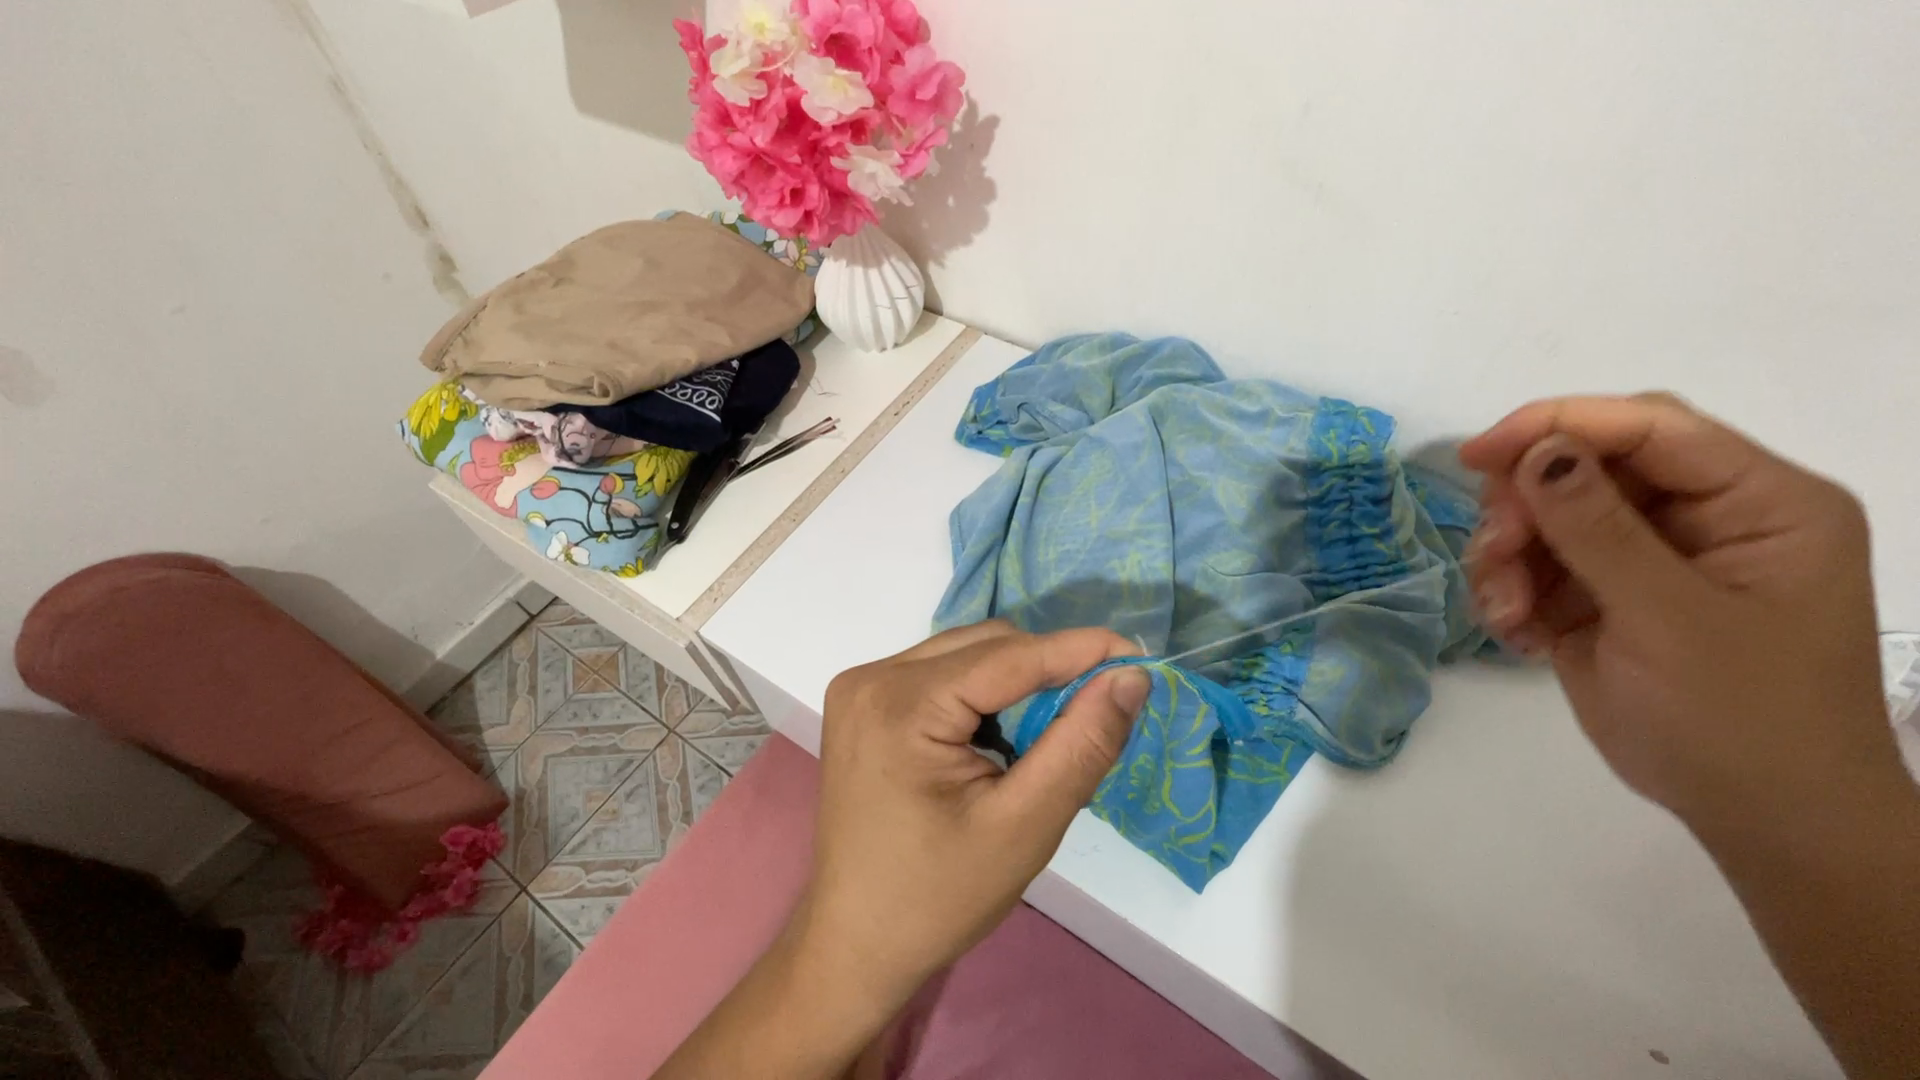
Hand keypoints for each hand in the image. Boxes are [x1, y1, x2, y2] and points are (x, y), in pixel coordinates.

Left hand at [797, 621, 1150, 1003]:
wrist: (856, 942)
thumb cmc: (939, 896)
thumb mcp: (1025, 826)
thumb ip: (1081, 745)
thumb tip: (1130, 677)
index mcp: (900, 704)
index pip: (1008, 655)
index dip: (1080, 650)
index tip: (1140, 657)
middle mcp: (872, 678)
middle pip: (985, 647)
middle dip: (1046, 672)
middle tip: (1094, 716)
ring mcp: (861, 688)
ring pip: (965, 655)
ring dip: (1015, 684)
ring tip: (1042, 742)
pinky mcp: (863, 704)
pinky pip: (940, 675)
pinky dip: (982, 696)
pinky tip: (996, 743)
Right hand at [1459, 394, 1900, 828]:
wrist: (1760, 819)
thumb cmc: (1742, 716)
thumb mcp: (1669, 617)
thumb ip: (1599, 529)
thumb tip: (1536, 452)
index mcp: (1758, 503)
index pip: (1650, 428)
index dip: (1559, 426)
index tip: (1477, 456)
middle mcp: (1703, 518)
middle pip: (1588, 468)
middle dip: (1527, 505)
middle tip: (1496, 552)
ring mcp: (1649, 559)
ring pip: (1549, 517)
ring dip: (1510, 556)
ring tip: (1505, 610)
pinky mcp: (1604, 598)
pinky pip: (1537, 567)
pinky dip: (1512, 593)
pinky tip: (1517, 632)